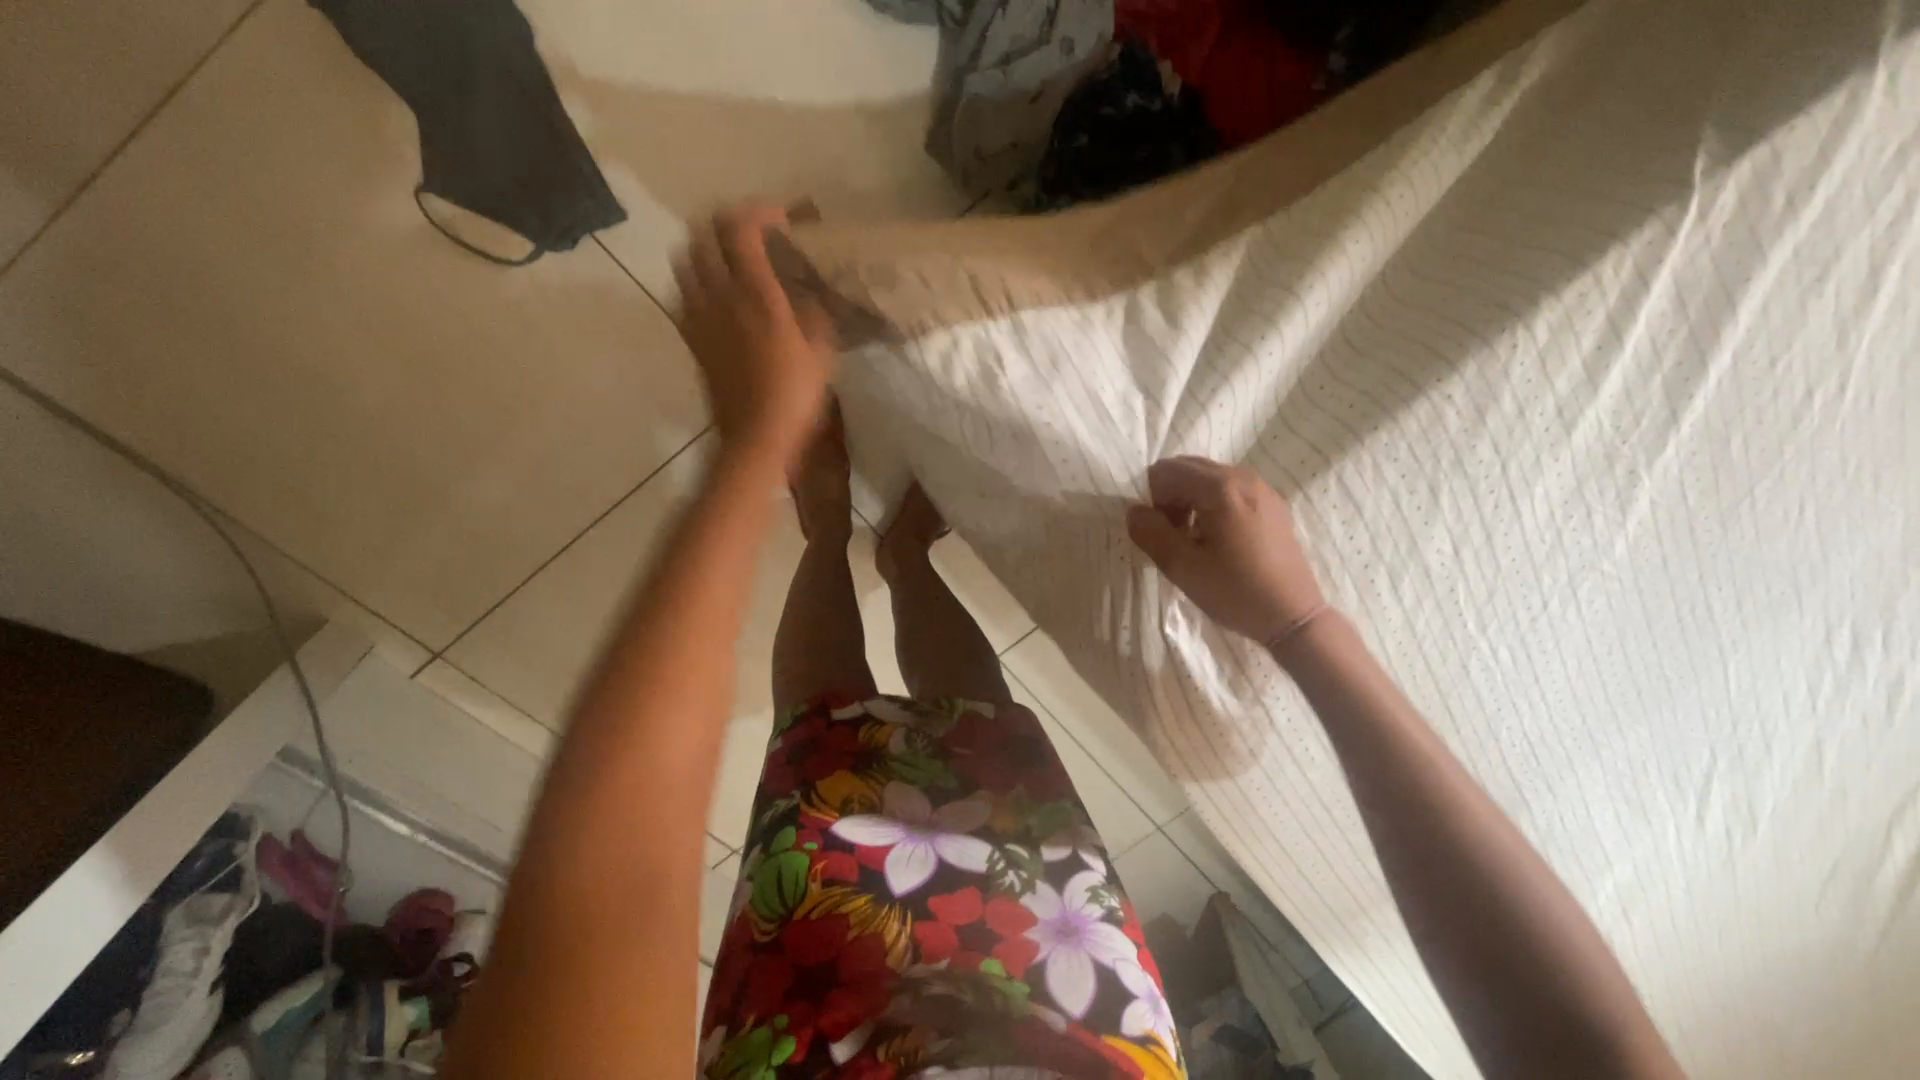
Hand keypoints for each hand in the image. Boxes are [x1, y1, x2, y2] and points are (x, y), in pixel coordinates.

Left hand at [671, 203, 836, 459]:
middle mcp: (720, 295)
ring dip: (705, 247)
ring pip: (685, 258)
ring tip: (730, 258)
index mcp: (757, 294)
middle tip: (754, 233)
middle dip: (728, 222)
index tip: (784, 218)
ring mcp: (699, 314)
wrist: (755, 437)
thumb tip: (806, 290)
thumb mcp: (822, 349)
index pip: (741, 227)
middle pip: (704, 232)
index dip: (760, 210)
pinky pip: (681, 292)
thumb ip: (814, 310)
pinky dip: (694, 279)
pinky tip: (715, 293)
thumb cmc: (796, 395)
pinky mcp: (689, 335)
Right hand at [1126, 456, 1326, 644]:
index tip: (1165, 533)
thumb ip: (1150, 533)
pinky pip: (1231, 490)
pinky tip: (1222, 541)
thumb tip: (1134, 510)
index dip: (1154, 500)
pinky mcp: (1274, 504)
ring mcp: (1263, 488)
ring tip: (1198, 541)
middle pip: (1188, 468)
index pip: (1166, 471)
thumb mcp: (1182, 567)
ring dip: (1192, 501)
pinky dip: (1215, 505)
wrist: (1292, 616)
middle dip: (1172, 496)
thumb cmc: (1235, 591)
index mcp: (1220, 488)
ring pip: (1209, 478)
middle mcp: (1243, 477)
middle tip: (1178, 536)